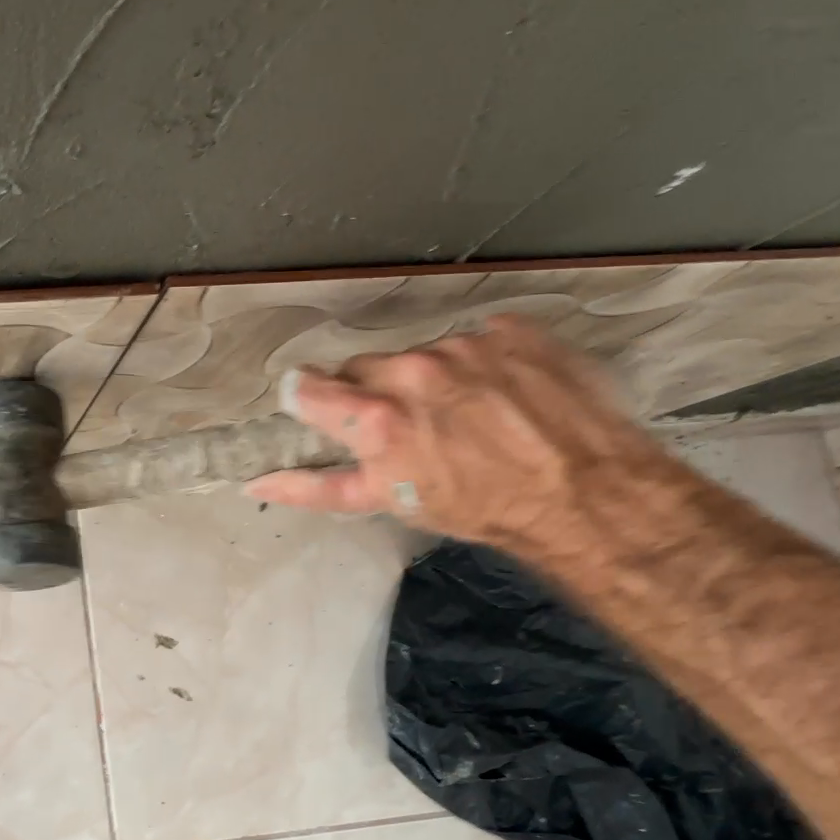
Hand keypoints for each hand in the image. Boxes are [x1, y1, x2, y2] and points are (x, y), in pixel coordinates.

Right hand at [245, 315, 671, 551]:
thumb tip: (254, 483)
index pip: (309, 387)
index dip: (310, 398)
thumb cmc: (477, 507)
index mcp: (375, 417)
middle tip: (402, 425)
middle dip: (371, 391)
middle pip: (365, 367)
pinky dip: (476, 363)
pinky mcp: (511, 332)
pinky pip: (475, 340)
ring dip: (426, 378)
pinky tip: (498, 394)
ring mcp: (464, 346)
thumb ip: (315, 487)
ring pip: (419, 353)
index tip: (318, 407)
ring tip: (462, 413)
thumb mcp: (386, 503)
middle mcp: (412, 372)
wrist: (586, 493)